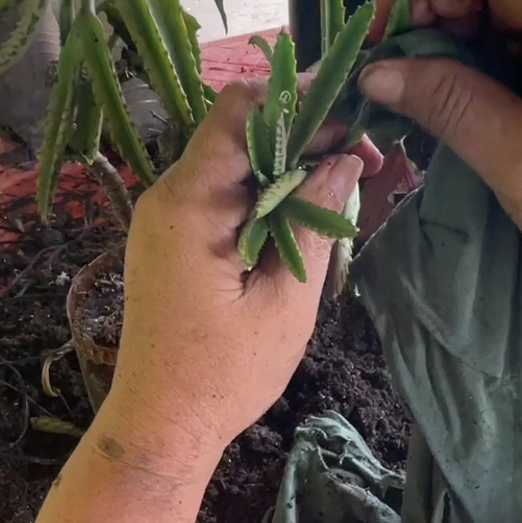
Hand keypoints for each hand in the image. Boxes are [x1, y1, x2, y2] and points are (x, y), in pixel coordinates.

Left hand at [95, 84, 374, 476]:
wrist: (161, 423)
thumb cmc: (225, 375)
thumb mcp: (284, 303)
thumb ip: (313, 225)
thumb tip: (343, 162)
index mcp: (189, 204)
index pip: (238, 110)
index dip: (296, 98)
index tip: (349, 113)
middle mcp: (166, 199)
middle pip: (236, 134)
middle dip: (301, 136)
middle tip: (360, 159)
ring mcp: (162, 220)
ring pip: (230, 166)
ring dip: (284, 169)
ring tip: (339, 186)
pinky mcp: (168, 242)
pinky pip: (218, 198)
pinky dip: (260, 196)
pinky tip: (298, 215)